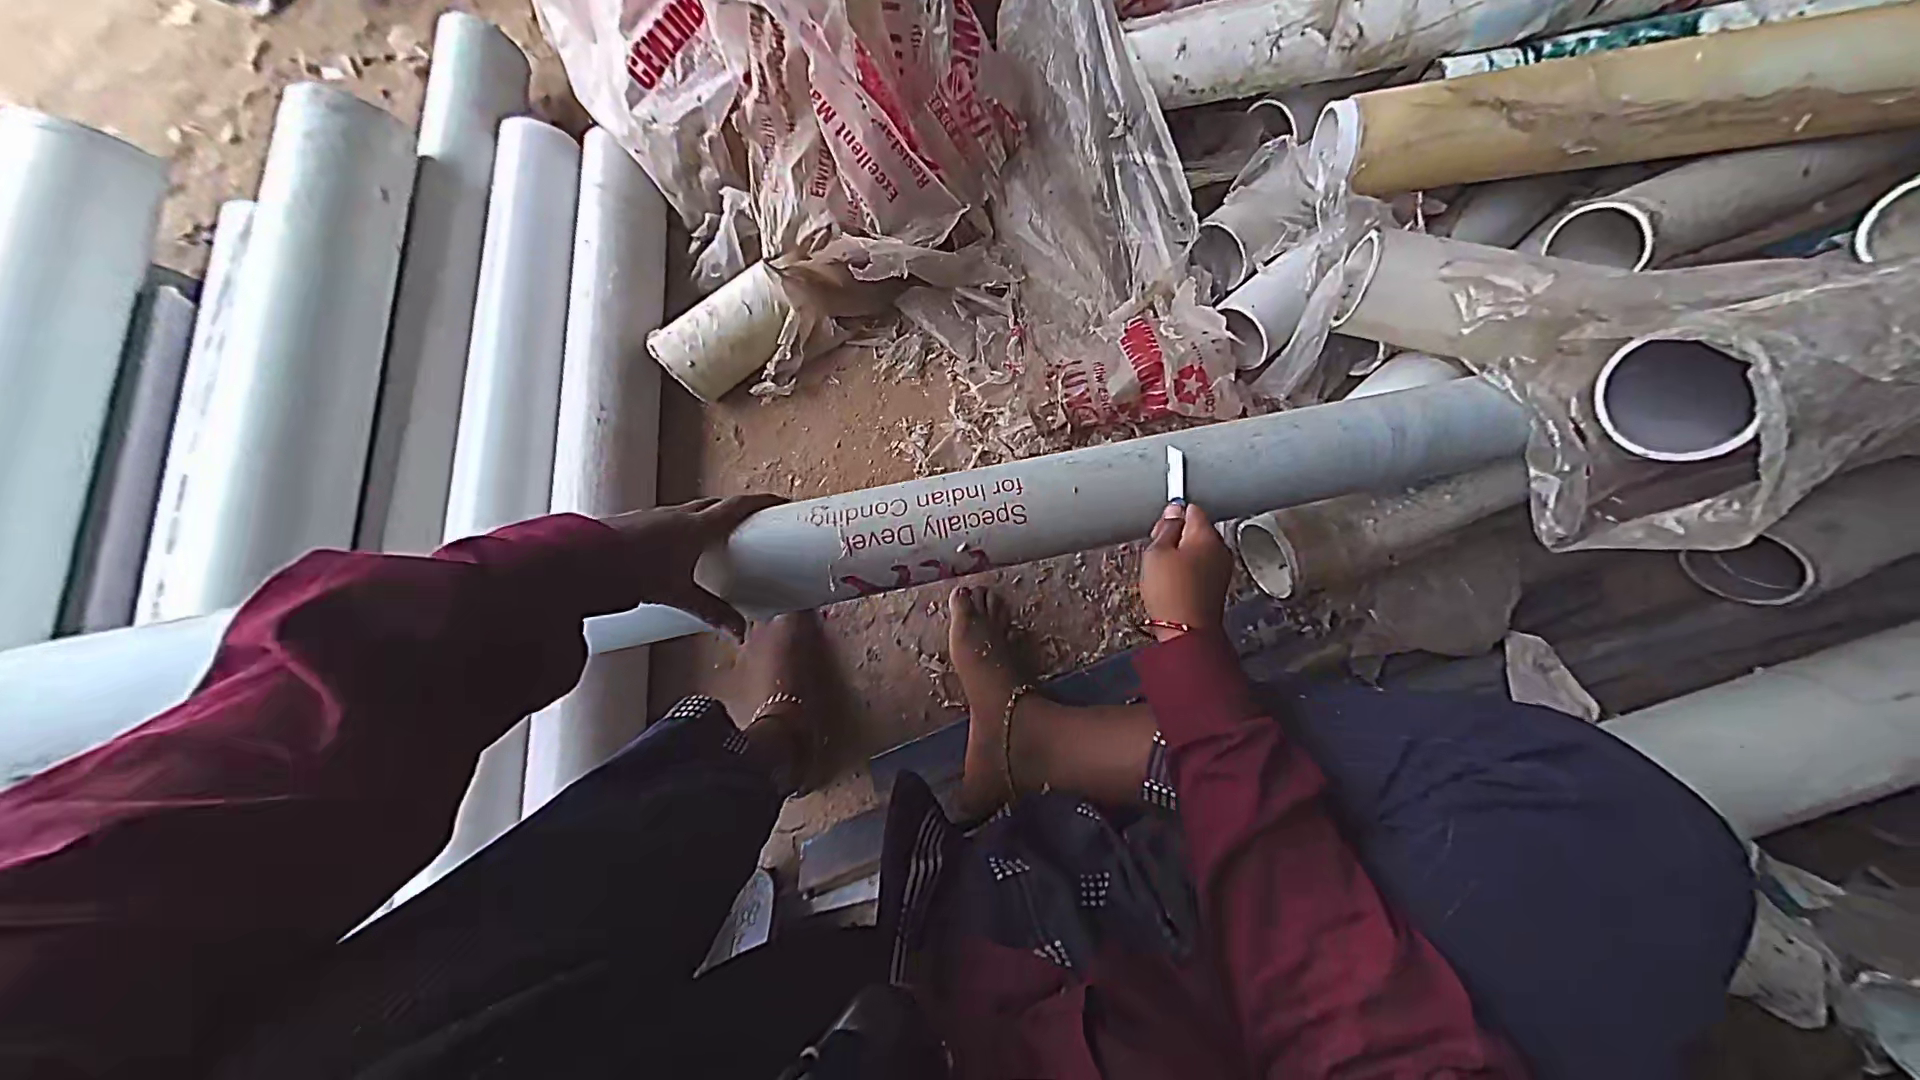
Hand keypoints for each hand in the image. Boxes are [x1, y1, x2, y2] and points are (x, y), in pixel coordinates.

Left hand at [601, 495, 785, 638]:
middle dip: (738, 508)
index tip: (779, 502)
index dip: (762, 502)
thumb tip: (739, 633)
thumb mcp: (678, 595)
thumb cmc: (630, 572)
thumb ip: (711, 612)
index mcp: (697, 526)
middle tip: (753, 520)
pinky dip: (686, 524)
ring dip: (710, 515)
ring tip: (719, 533)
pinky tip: (680, 544)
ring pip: (693, 509)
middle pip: (717, 504)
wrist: (581, 561)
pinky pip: (673, 517)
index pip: (738, 506)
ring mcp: (657, 515)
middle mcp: (679, 515)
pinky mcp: (639, 522)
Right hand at [1140, 502, 1231, 641]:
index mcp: (1206, 535)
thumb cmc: (1171, 593)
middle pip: (1196, 530)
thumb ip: (1165, 528)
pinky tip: (1172, 583)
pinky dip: (1186, 570)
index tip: (1159, 527)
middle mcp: (1220, 549)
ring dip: (1180, 554)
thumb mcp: (1155, 553)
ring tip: (1163, 570)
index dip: (1172, 515)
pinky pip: (1200, 568)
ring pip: (1198, 550)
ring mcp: (1221, 569)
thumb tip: (1173, 513)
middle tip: (1157, 552)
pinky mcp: (1216, 586)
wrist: (1185, 631)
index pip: (1192, 510)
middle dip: (1176, 536)